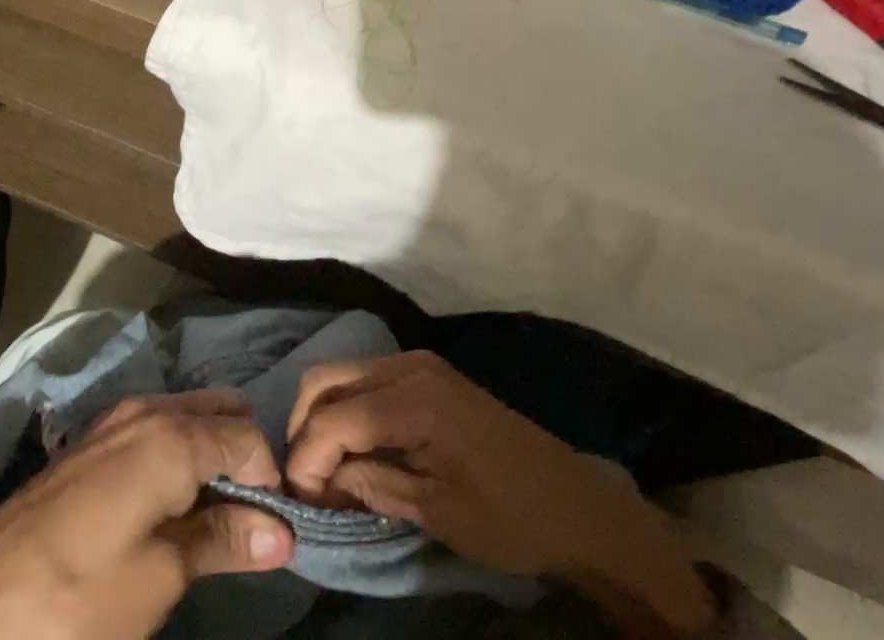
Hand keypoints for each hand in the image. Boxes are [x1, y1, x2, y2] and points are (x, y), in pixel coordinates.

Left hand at [0, 390, 295, 639]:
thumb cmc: (77, 594)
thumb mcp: (159, 576)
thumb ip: (223, 541)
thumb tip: (282, 532)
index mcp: (169, 436)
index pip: (249, 436)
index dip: (271, 482)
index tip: (274, 530)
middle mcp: (143, 411)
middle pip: (220, 410)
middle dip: (245, 454)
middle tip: (251, 518)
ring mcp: (112, 421)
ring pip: (187, 416)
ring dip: (212, 454)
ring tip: (217, 517)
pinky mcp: (92, 442)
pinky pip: (155, 430)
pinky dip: (179, 454)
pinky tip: (174, 504)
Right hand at [285, 353, 717, 636]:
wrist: (583, 510)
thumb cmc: (514, 518)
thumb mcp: (438, 512)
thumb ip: (371, 485)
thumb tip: (323, 477)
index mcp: (414, 400)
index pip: (331, 420)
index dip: (305, 460)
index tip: (299, 500)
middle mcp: (409, 368)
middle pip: (324, 381)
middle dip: (303, 430)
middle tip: (306, 480)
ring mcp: (419, 365)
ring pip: (340, 376)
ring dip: (321, 418)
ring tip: (325, 468)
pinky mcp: (428, 375)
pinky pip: (365, 380)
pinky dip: (346, 409)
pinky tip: (352, 448)